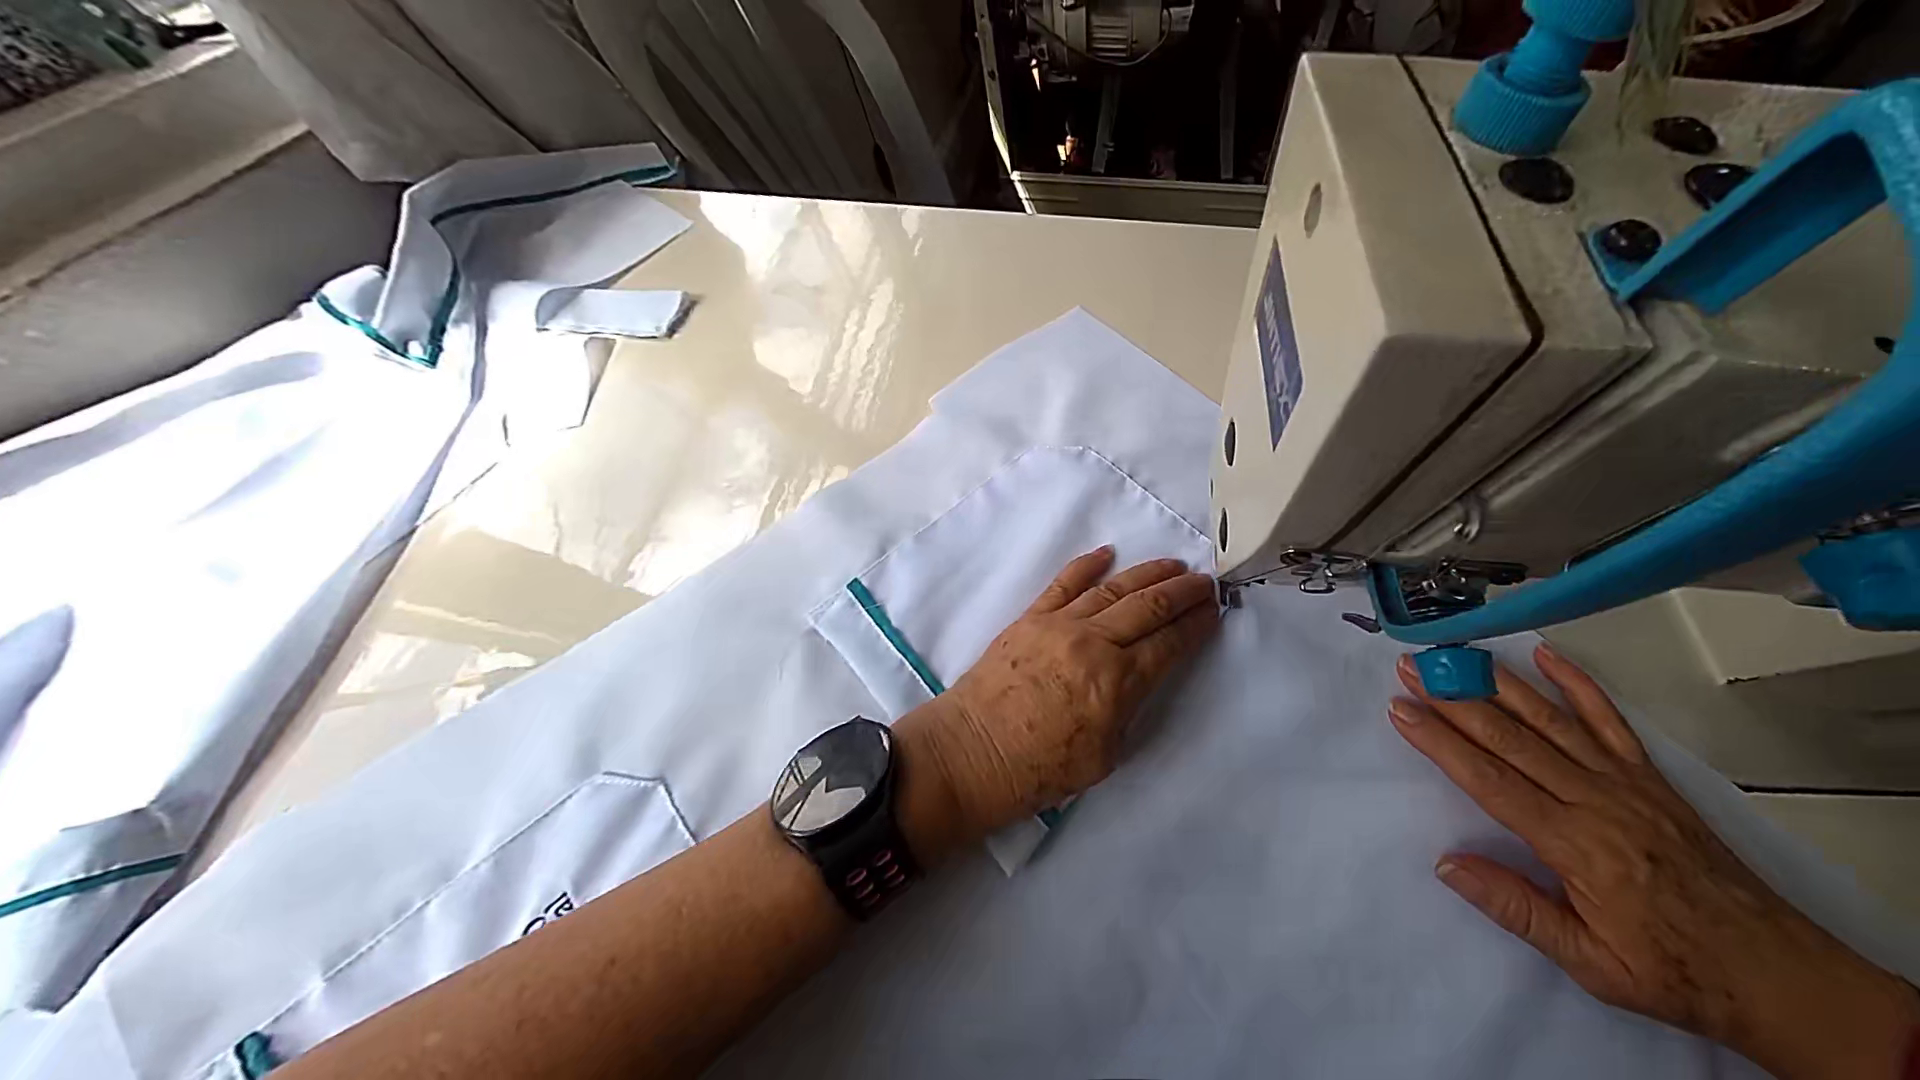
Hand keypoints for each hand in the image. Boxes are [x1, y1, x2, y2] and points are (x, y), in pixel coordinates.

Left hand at [894, 546, 1217, 859]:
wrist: (971, 751)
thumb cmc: (1037, 769)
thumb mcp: (1103, 757)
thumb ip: (1126, 711)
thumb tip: (1134, 679)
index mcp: (1117, 684)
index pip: (1168, 645)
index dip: (1195, 627)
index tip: (1213, 612)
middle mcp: (1092, 645)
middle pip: (1148, 607)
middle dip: (1182, 591)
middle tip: (1204, 581)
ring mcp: (1058, 625)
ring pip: (1112, 589)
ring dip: (1147, 574)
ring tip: (1173, 564)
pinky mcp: (1029, 618)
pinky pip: (1063, 583)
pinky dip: (1087, 565)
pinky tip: (1107, 553)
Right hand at [1389, 644, 1919, 1079]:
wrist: (1782, 976)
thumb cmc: (1671, 970)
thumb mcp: (1589, 963)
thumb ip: (1515, 909)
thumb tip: (1446, 863)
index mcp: (1575, 845)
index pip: (1490, 780)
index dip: (1440, 742)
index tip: (1400, 710)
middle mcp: (1597, 802)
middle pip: (1511, 739)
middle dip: (1454, 700)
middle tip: (1412, 668)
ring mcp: (1627, 784)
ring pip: (1550, 721)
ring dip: (1497, 685)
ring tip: (1456, 657)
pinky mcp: (1652, 780)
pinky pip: (1611, 723)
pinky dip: (1578, 685)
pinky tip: (1546, 657)